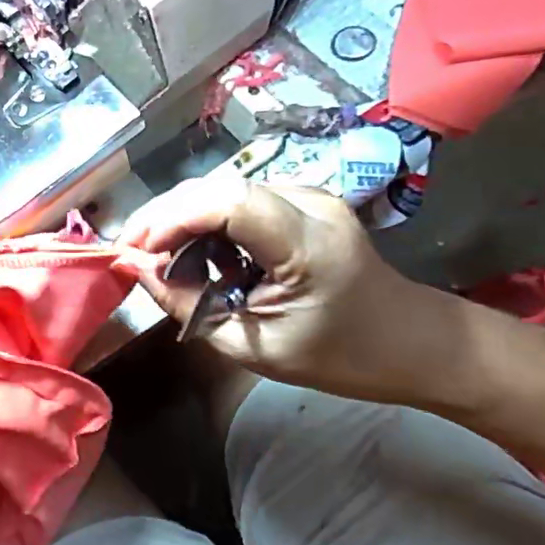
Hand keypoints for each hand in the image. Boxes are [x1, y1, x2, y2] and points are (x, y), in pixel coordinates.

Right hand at [117, 174, 452, 402]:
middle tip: (130, 250)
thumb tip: (137, 270)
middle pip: (217, 187)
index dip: (172, 219)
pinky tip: (191, 251)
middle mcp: (308, 202)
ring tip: (152, 254)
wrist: (415, 342)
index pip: (227, 203)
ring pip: (223, 189)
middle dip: (164, 214)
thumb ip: (190, 306)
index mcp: (307, 242)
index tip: (136, 252)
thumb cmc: (342, 356)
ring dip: (181, 216)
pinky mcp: (301, 202)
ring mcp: (307, 196)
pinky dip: (205, 222)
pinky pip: (239, 201)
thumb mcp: (255, 346)